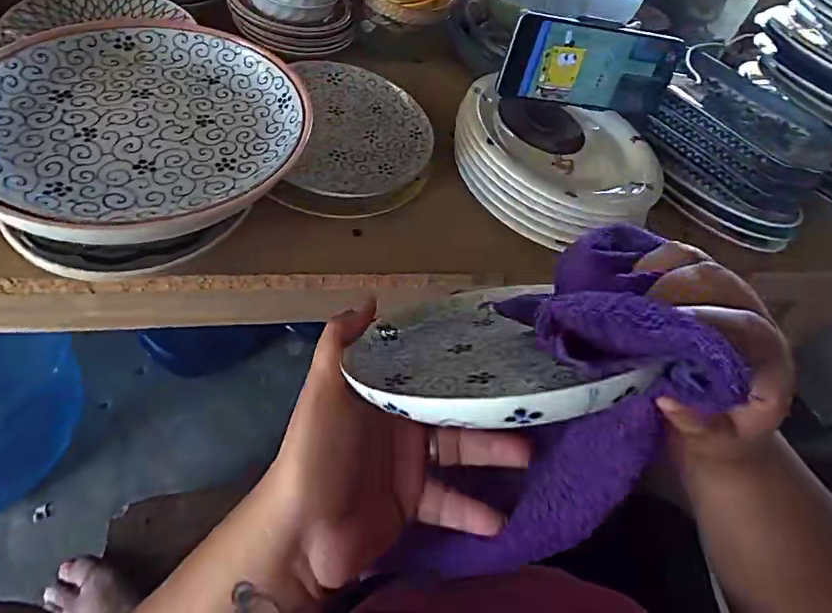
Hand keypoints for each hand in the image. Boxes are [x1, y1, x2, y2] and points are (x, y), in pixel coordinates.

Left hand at [259, 300, 532, 593]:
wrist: (303, 533)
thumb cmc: (317, 450)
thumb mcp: (323, 389)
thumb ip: (341, 342)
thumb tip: (371, 300)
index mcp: (378, 391)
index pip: (421, 369)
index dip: (453, 360)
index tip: (493, 348)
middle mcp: (396, 422)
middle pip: (449, 409)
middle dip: (485, 407)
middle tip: (524, 404)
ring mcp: (406, 464)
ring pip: (458, 452)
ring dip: (492, 454)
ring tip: (528, 455)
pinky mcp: (412, 503)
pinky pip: (450, 501)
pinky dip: (473, 511)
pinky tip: (500, 519)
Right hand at [637, 242, 793, 472]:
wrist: (718, 419)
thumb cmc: (719, 431)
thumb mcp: (714, 442)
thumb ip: (699, 425)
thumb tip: (666, 399)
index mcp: (767, 357)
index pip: (746, 326)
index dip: (706, 321)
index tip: (664, 329)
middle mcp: (749, 313)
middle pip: (716, 279)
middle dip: (671, 287)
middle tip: (634, 309)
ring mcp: (720, 291)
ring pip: (694, 259)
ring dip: (655, 266)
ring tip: (624, 287)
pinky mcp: (693, 280)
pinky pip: (672, 255)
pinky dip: (647, 259)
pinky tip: (624, 277)